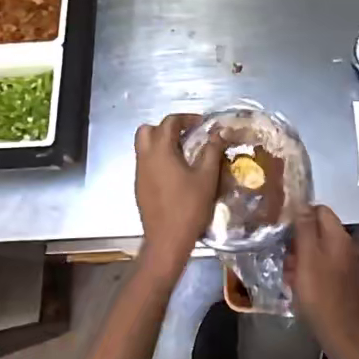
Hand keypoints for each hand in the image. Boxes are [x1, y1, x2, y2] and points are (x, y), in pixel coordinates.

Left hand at [134, 114, 224, 272]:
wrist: (167, 240)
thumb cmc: (188, 207)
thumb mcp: (206, 177)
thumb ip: (212, 151)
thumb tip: (220, 132)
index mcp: (160, 151)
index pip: (169, 122)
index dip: (186, 118)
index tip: (201, 124)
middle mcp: (145, 158)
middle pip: (147, 130)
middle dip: (166, 128)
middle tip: (186, 135)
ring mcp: (139, 173)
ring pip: (144, 147)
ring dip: (161, 144)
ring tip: (184, 154)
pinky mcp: (139, 187)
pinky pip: (145, 163)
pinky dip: (158, 159)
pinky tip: (176, 173)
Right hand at [291, 206, 358, 349]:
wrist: (341, 333)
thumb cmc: (320, 294)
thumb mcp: (307, 258)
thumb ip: (304, 228)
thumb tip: (301, 201)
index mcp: (338, 237)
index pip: (320, 210)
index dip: (301, 215)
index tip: (282, 226)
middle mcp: (347, 246)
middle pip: (320, 230)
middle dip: (299, 237)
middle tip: (281, 250)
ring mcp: (347, 265)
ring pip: (320, 250)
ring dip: (302, 255)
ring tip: (286, 269)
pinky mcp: (345, 281)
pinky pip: (324, 266)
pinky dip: (310, 270)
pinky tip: (297, 283)